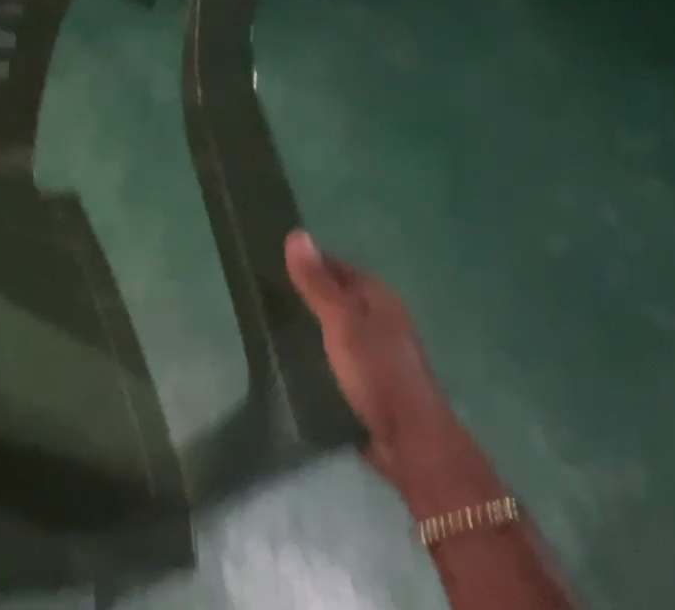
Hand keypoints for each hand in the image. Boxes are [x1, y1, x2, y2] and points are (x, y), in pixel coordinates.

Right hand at [285, 232, 499, 514]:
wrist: (410, 440)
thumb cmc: (376, 373)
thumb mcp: (341, 323)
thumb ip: (318, 283)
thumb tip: (295, 233)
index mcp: (379, 300)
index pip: (338, 267)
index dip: (308, 262)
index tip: (268, 261)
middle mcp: (382, 321)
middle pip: (338, 296)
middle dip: (306, 292)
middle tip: (263, 292)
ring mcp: (377, 353)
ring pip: (336, 326)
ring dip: (310, 323)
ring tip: (271, 323)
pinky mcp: (368, 381)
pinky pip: (336, 354)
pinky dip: (316, 351)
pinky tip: (292, 358)